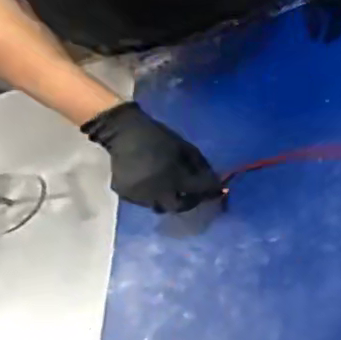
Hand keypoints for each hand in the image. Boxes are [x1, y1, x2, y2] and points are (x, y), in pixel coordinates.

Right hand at [82, 102, 221, 212]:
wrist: (122, 132)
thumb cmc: (158, 137)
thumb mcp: (186, 148)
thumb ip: (200, 167)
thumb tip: (215, 182)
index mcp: (173, 176)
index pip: (198, 191)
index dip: (210, 192)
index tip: (218, 192)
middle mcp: (156, 190)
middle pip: (178, 207)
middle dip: (188, 202)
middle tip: (191, 194)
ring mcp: (139, 195)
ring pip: (159, 206)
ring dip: (168, 199)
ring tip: (169, 188)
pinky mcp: (125, 195)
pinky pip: (143, 202)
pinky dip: (150, 196)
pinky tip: (151, 185)